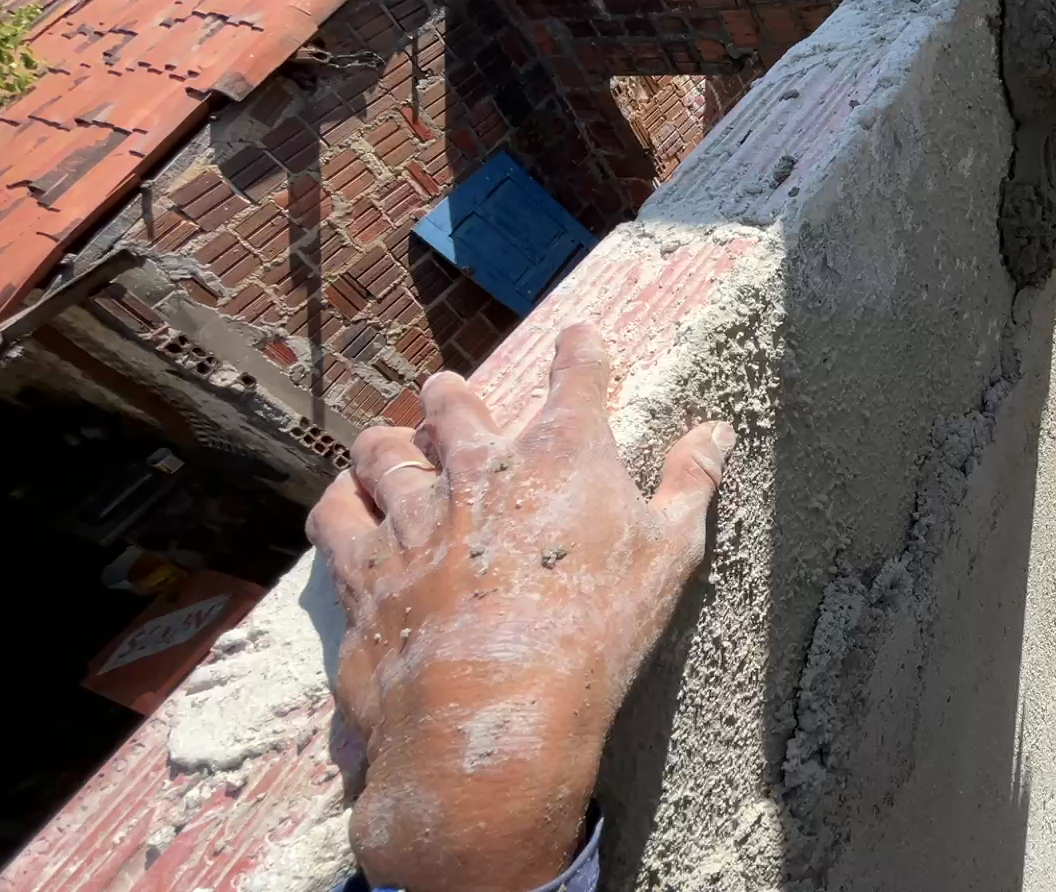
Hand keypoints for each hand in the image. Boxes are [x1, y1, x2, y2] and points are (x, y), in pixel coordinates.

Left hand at [306, 322, 733, 891]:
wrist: (497, 717)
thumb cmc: (602, 625)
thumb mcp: (672, 550)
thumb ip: (694, 479)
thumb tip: (720, 430)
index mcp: (566, 451)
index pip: (577, 369)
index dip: (582, 347)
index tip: (582, 338)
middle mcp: (484, 464)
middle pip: (455, 400)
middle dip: (461, 396)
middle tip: (465, 406)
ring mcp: (415, 511)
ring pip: (384, 447)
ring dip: (398, 442)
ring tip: (405, 450)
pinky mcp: (365, 565)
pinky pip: (335, 510)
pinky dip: (347, 499)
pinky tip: (357, 505)